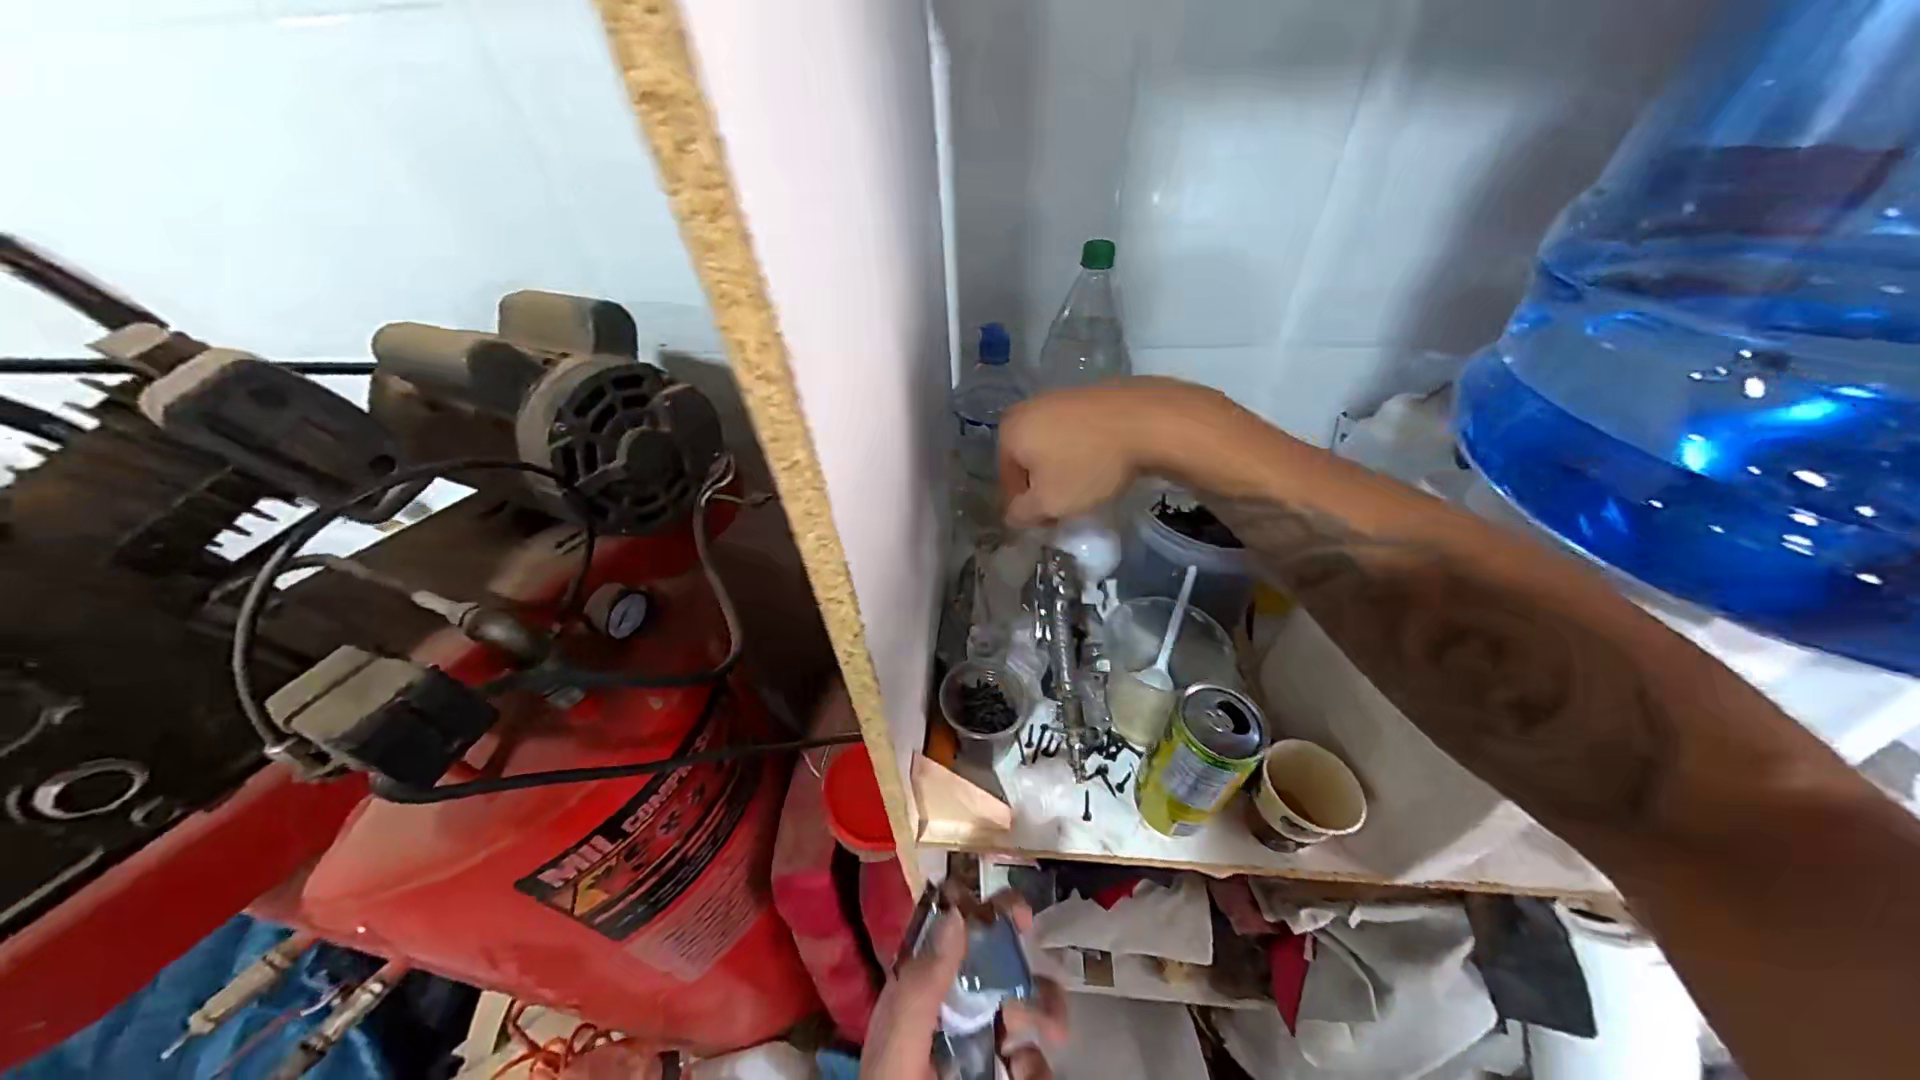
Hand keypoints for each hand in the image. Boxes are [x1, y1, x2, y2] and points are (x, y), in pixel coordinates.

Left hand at [860, 894, 1068, 1079]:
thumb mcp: (898, 1051)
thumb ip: (922, 987)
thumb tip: (957, 915)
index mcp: (918, 999)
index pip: (948, 939)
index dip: (981, 915)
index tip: (1015, 911)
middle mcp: (951, 1017)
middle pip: (994, 966)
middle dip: (1021, 961)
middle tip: (1039, 977)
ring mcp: (981, 1053)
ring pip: (1024, 1008)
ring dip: (1043, 1010)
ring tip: (1047, 1035)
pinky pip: (1034, 1063)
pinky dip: (1038, 1066)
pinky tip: (1026, 1079)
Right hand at [998, 377, 1228, 528]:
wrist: (1147, 421)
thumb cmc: (1089, 465)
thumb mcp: (1050, 503)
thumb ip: (1022, 514)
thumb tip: (1013, 515)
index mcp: (1010, 431)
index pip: (1006, 480)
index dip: (1026, 507)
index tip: (1049, 521)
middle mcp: (1028, 407)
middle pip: (1028, 459)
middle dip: (1044, 484)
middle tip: (1067, 505)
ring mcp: (1060, 396)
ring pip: (1053, 444)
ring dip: (1064, 466)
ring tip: (1089, 485)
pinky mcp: (1090, 393)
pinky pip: (1077, 431)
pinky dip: (1084, 449)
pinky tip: (1105, 462)